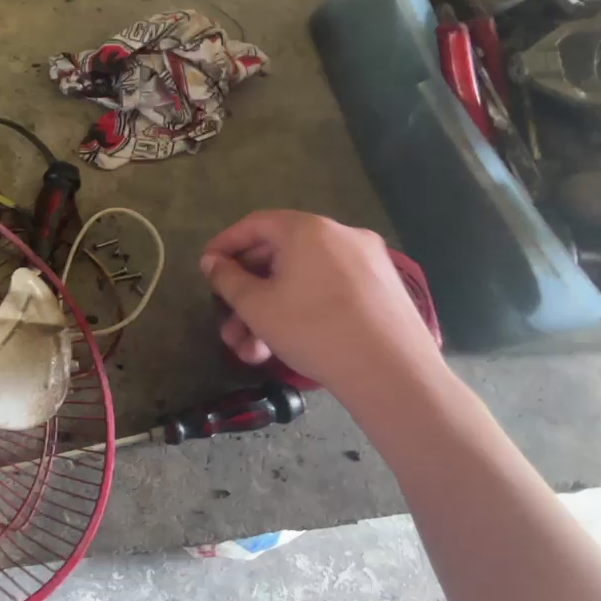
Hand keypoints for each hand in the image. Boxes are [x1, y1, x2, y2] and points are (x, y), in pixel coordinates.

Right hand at [198, 211, 444, 407]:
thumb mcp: (255, 305)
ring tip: (250, 349)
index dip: (224, 246)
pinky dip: (301, 308)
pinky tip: (283, 344)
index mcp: (308, 230)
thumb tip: (212, 262)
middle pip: (278, 255)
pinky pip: (328, 290)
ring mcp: (367, 263)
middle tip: (226, 317)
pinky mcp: (383, 290)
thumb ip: (226, 278)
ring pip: (302, 279)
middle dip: (246, 291)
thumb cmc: (313, 329)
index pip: (254, 225)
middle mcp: (341, 236)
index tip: (206, 269)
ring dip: (269, 309)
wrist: (394, 375)